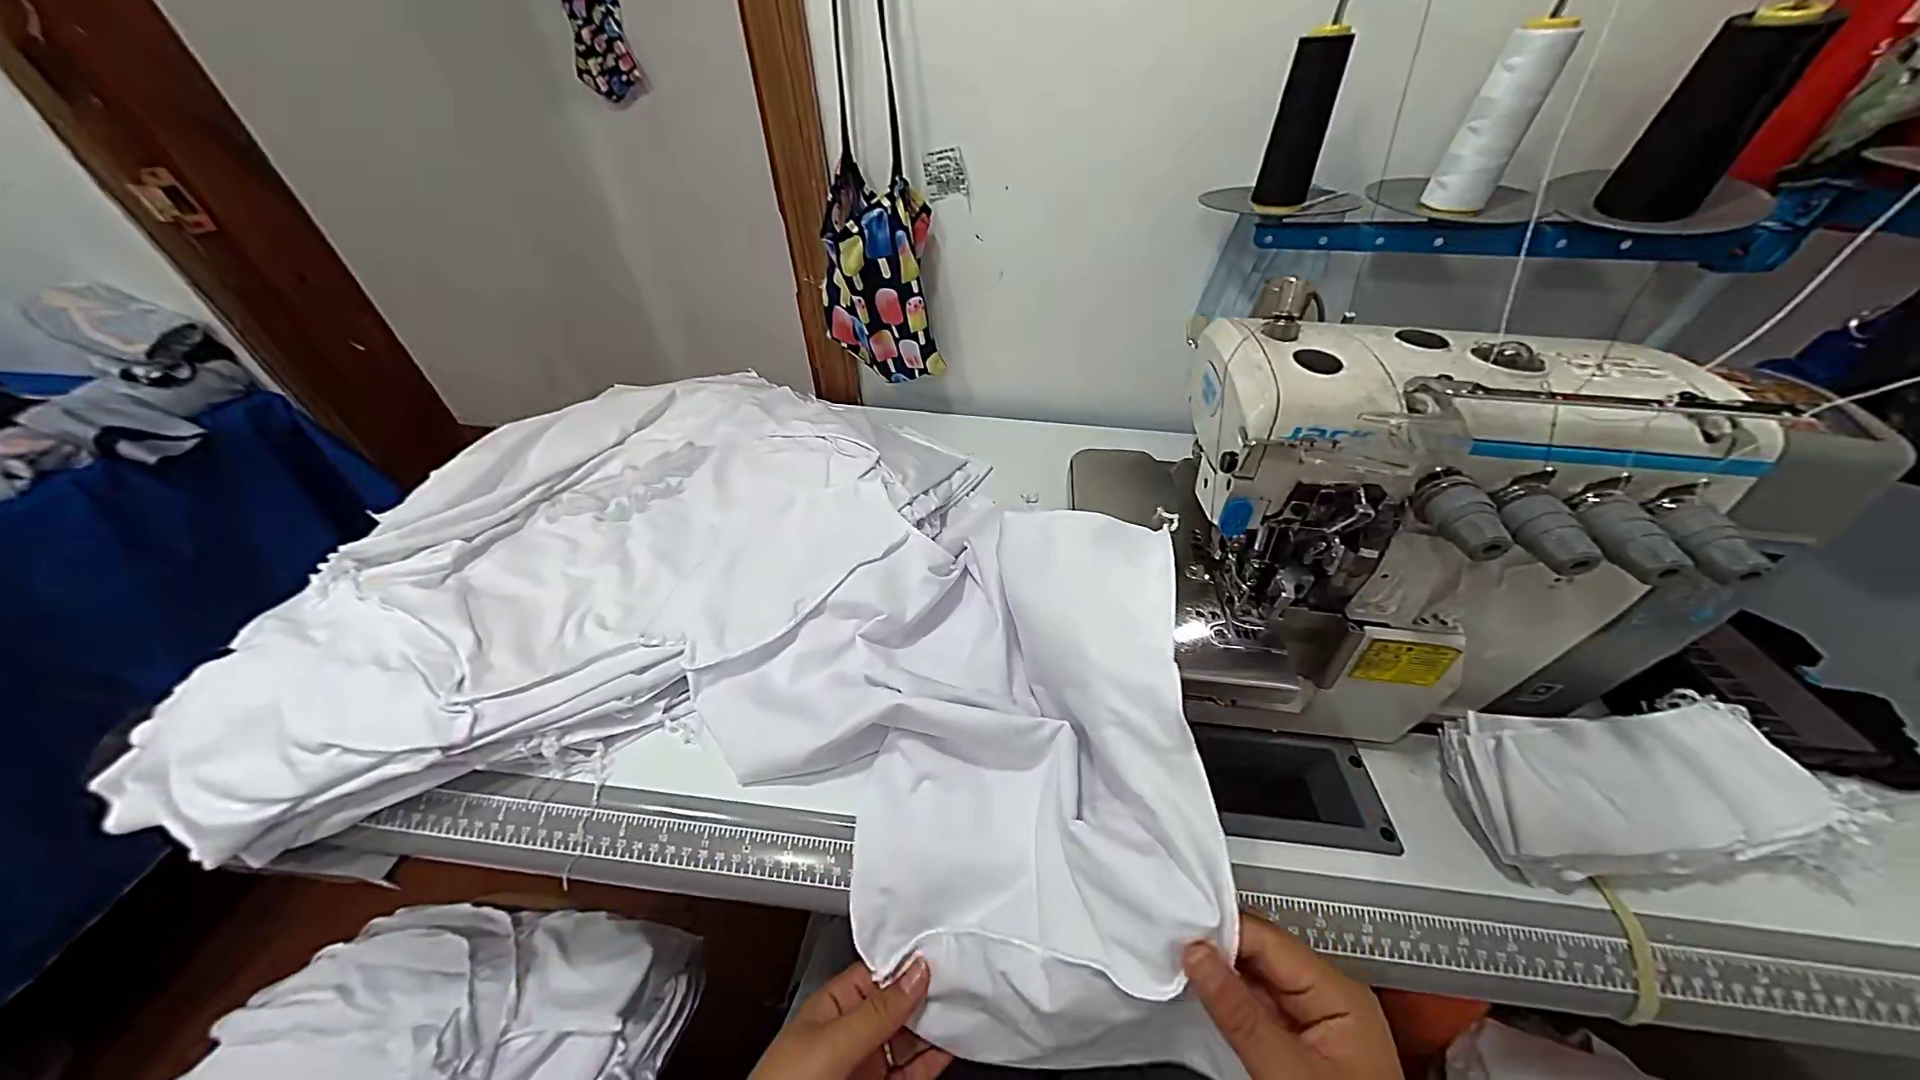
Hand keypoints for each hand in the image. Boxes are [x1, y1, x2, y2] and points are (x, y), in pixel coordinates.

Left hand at [750, 956, 952, 1079]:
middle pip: (898, 1004)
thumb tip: (914, 972)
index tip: (940, 955)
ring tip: (962, 1008)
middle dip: (928, 993)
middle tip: (960, 980)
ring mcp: (863, 1065)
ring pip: (908, 1038)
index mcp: (831, 1007)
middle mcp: (849, 1033)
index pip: (879, 973)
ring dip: (935, 1025)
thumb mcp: (830, 1043)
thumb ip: (876, 1010)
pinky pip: (910, 1071)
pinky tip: (949, 1046)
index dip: (909, 963)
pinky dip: (933, 1058)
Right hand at [1183, 912, 1402, 1079]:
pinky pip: (1255, 1000)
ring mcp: (1314, 1017)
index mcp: (1340, 993)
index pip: (1267, 937)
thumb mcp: (1287, 1074)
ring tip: (1183, 969)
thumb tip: (1197, 953)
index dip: (1221, 932)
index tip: (1179, 935)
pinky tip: (1204, 994)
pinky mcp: (1298, 1038)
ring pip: (1254, 974)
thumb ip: (1239, 1011)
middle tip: (1173, 950)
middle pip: (1260, 951)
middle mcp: (1329, 996)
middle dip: (1217, 950)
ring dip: (1219, 972)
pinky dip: (1228, 995)